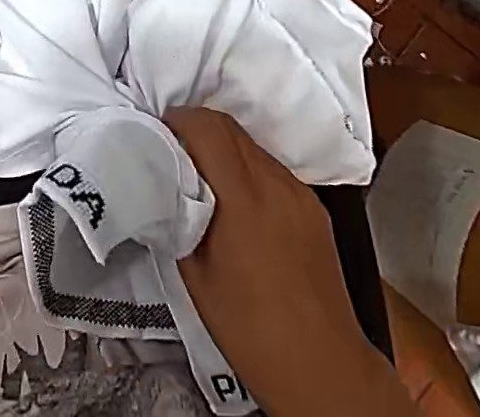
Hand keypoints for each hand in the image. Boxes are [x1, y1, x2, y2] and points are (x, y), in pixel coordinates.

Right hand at [166, 106, 417, 416]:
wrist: (319, 359)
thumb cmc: (247, 325)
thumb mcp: (195, 274)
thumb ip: (179, 217)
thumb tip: (165, 184)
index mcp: (243, 197)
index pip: (209, 129)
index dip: (180, 120)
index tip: (160, 129)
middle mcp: (275, 182)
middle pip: (232, 128)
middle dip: (198, 128)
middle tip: (173, 146)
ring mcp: (299, 191)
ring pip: (253, 147)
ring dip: (225, 149)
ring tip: (203, 175)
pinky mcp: (313, 204)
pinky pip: (274, 171)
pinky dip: (249, 171)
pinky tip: (239, 202)